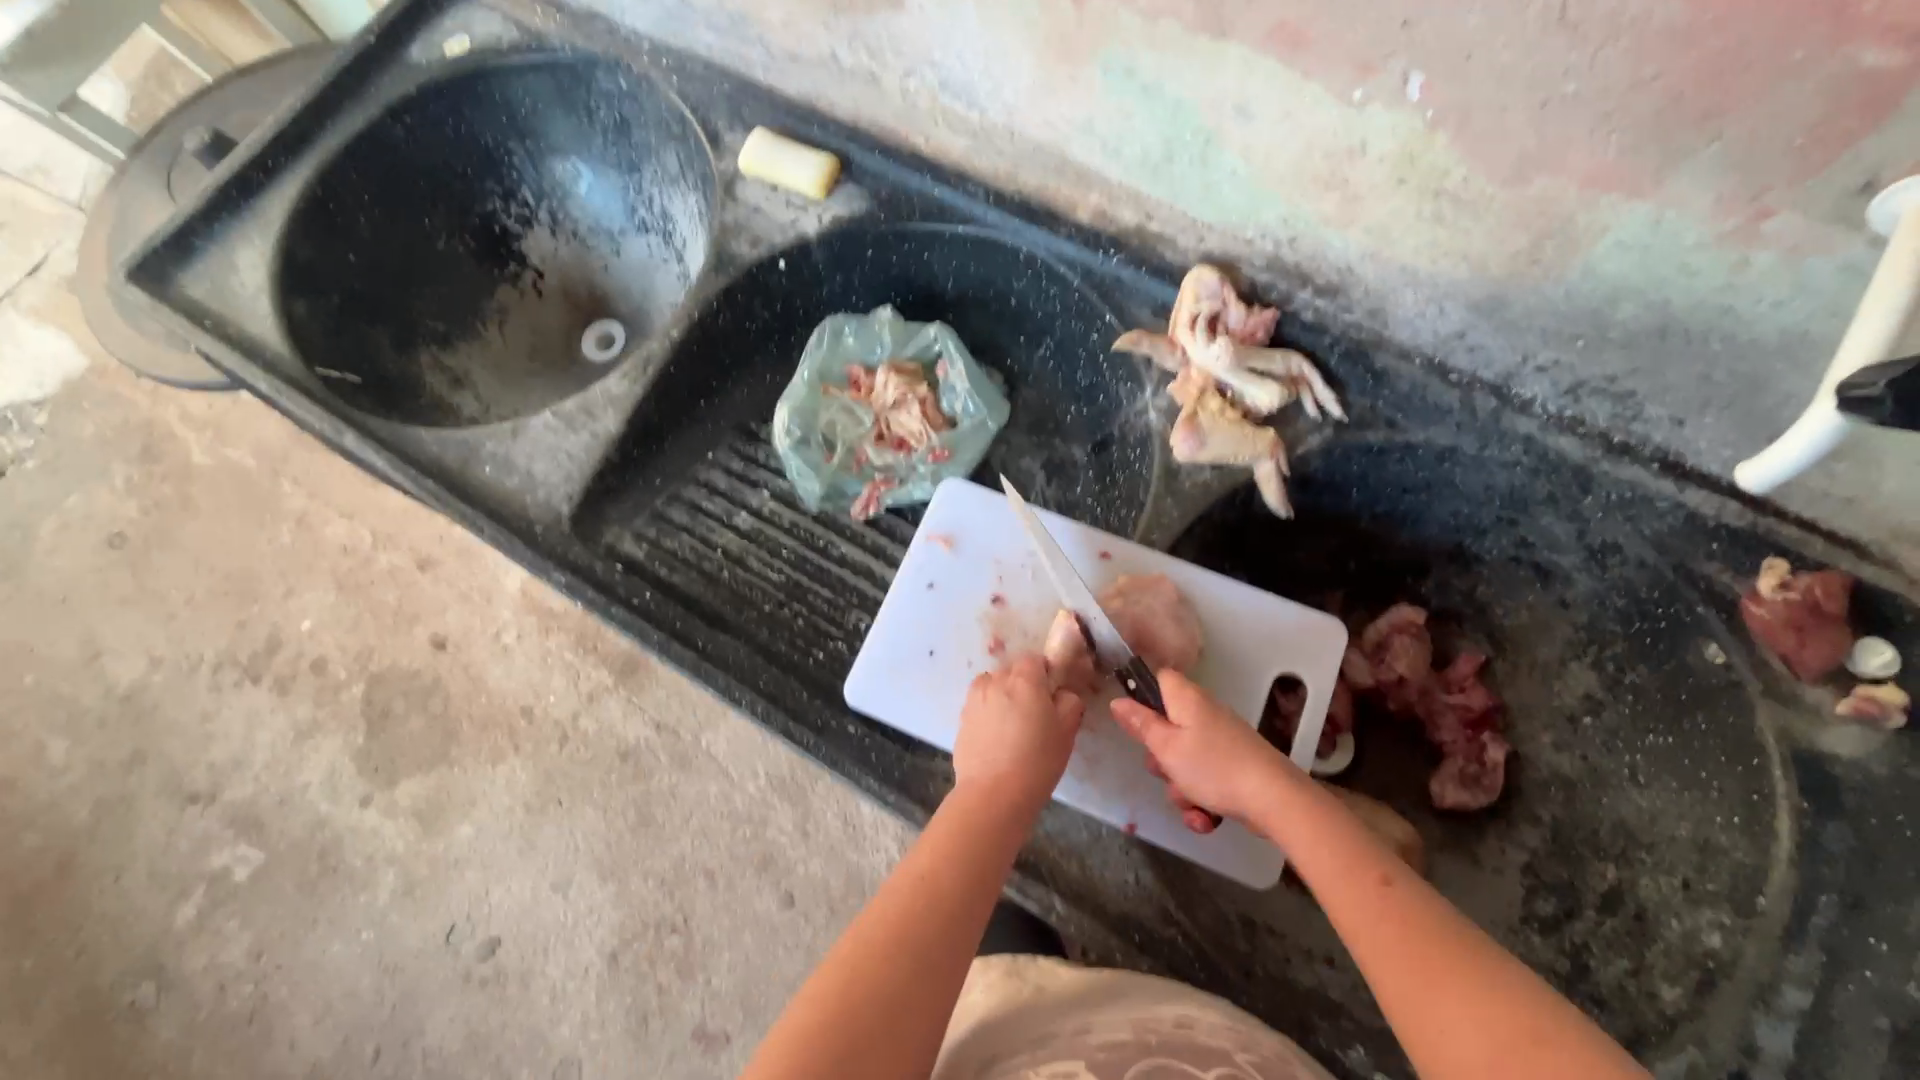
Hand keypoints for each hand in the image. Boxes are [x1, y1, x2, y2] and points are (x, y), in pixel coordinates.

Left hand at [953, 655, 1084, 810]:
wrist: (994, 793)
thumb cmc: (1038, 760)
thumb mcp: (1067, 730)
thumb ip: (1069, 701)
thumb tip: (1062, 693)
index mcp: (1024, 679)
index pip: (1034, 659)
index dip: (1044, 674)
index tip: (1051, 696)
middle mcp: (995, 681)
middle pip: (1011, 671)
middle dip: (1023, 684)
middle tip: (1035, 714)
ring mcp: (974, 699)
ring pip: (992, 686)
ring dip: (1002, 696)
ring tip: (1012, 725)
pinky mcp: (961, 719)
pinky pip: (979, 705)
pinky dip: (988, 713)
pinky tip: (996, 738)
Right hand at [1111, 670, 1288, 823]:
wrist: (1274, 799)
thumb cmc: (1213, 767)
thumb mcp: (1166, 747)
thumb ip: (1141, 724)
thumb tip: (1118, 701)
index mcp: (1187, 700)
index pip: (1160, 678)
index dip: (1144, 695)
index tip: (1137, 722)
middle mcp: (1204, 715)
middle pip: (1168, 728)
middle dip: (1161, 758)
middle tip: (1164, 770)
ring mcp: (1221, 742)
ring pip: (1184, 761)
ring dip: (1181, 788)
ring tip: (1192, 804)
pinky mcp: (1234, 767)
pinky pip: (1204, 780)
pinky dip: (1201, 801)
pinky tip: (1206, 819)